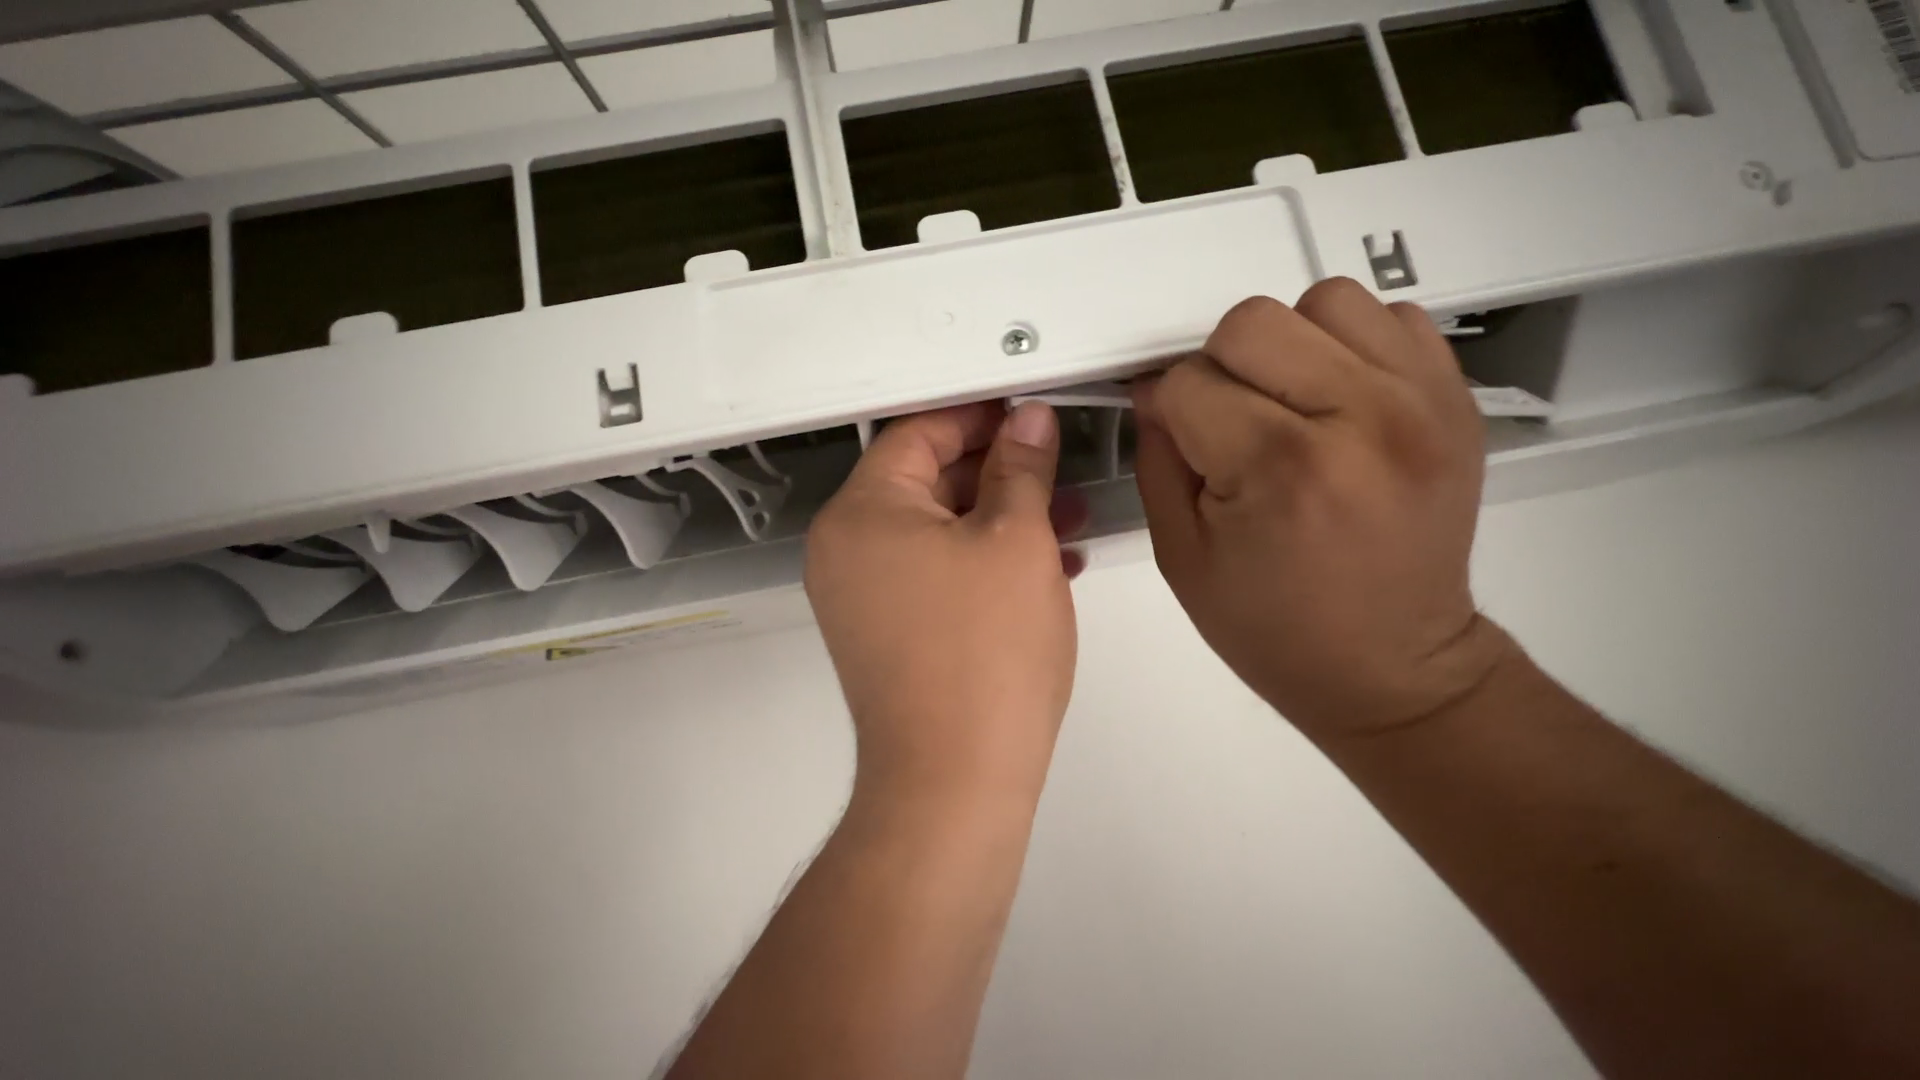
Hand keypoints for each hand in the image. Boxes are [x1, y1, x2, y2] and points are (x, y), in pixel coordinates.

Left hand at [805, 401, 1086, 802]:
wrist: (955, 780)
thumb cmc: (985, 655)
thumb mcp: (1017, 541)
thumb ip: (1022, 468)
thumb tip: (1028, 420)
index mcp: (862, 513)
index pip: (919, 433)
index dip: (980, 416)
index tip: (1030, 415)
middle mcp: (846, 550)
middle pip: (926, 483)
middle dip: (1000, 474)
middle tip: (1058, 473)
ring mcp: (861, 597)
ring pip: (938, 532)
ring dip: (1002, 521)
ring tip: (1068, 524)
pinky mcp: (886, 634)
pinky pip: (935, 576)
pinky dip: (984, 565)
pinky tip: (1046, 571)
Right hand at [1132, 279, 1516, 739]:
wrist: (1392, 666)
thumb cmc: (1273, 627)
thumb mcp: (1182, 557)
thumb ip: (1159, 458)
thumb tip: (1157, 389)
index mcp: (1281, 468)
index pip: (1189, 381)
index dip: (1171, 410)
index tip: (1187, 445)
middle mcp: (1360, 418)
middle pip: (1252, 322)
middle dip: (1222, 368)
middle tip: (1235, 424)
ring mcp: (1422, 402)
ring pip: (1326, 300)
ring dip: (1291, 346)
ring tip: (1294, 405)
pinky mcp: (1457, 400)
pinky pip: (1394, 318)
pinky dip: (1355, 346)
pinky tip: (1342, 402)